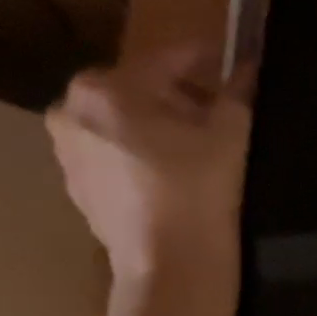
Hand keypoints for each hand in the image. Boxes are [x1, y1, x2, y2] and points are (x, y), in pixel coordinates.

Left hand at [46, 48, 254, 280]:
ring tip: (201, 139)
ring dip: (160, 120)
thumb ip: (240, 89)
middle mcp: (72, 110)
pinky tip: (178, 168)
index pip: (168, 58)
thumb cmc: (199, 183)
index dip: (208, 57)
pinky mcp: (75, 181)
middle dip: (181, 91)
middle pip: (139, 87)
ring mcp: (66, 149)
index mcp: (106, 89)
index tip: (235, 61)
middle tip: (221, 107)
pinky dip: (143, 148)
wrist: (168, 257)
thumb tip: (250, 65)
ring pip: (123, 118)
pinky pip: (113, 148)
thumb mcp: (232, 129)